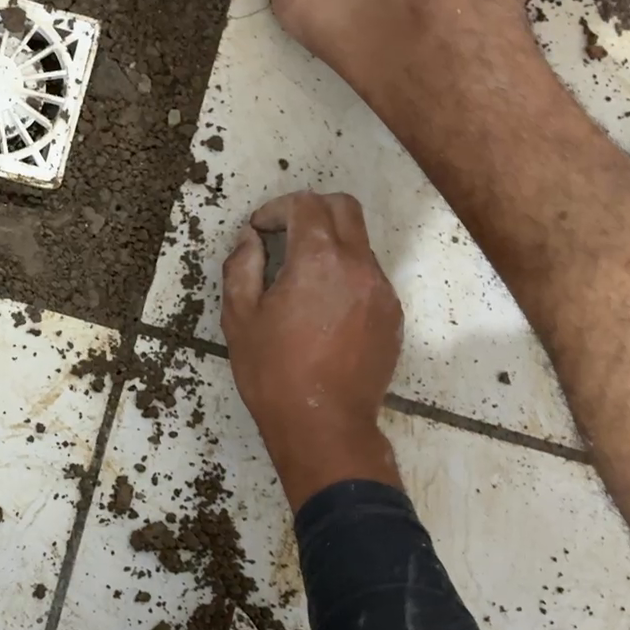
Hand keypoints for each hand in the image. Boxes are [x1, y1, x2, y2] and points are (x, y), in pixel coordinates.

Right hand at [221, 191, 403, 509]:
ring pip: (358, 242)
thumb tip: (251, 239)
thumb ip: (242, 266)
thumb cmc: (272, 371)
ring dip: (327, 243)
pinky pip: (367, 275)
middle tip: (280, 234)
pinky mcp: (391, 314)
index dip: (276, 208)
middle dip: (309, 210)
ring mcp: (381, 290)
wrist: (323, 423)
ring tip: (296, 277)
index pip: (306, 205)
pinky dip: (342, 273)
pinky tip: (318, 308)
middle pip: (344, 209)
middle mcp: (358, 265)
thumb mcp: (239, 318)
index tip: (258, 229)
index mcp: (318, 261)